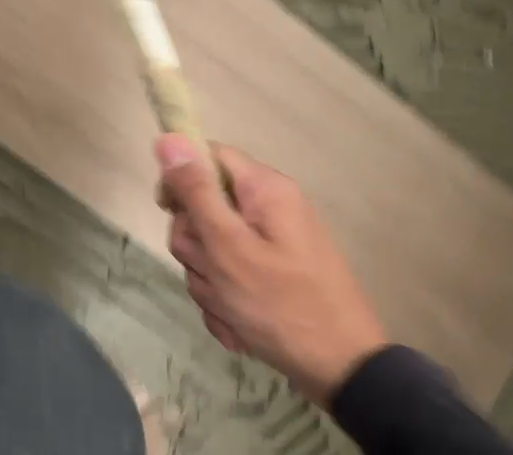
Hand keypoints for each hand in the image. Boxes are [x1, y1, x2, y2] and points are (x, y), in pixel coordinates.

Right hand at [155, 135, 388, 404]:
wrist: (344, 372)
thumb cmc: (283, 304)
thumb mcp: (229, 246)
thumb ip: (196, 191)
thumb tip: (169, 139)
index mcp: (264, 188)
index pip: (205, 156)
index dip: (179, 178)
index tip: (167, 210)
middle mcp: (268, 208)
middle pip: (202, 207)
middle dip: (197, 247)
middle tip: (214, 275)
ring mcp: (271, 243)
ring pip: (211, 247)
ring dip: (209, 281)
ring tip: (231, 309)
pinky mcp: (271, 273)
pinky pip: (228, 275)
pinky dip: (225, 301)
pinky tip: (238, 325)